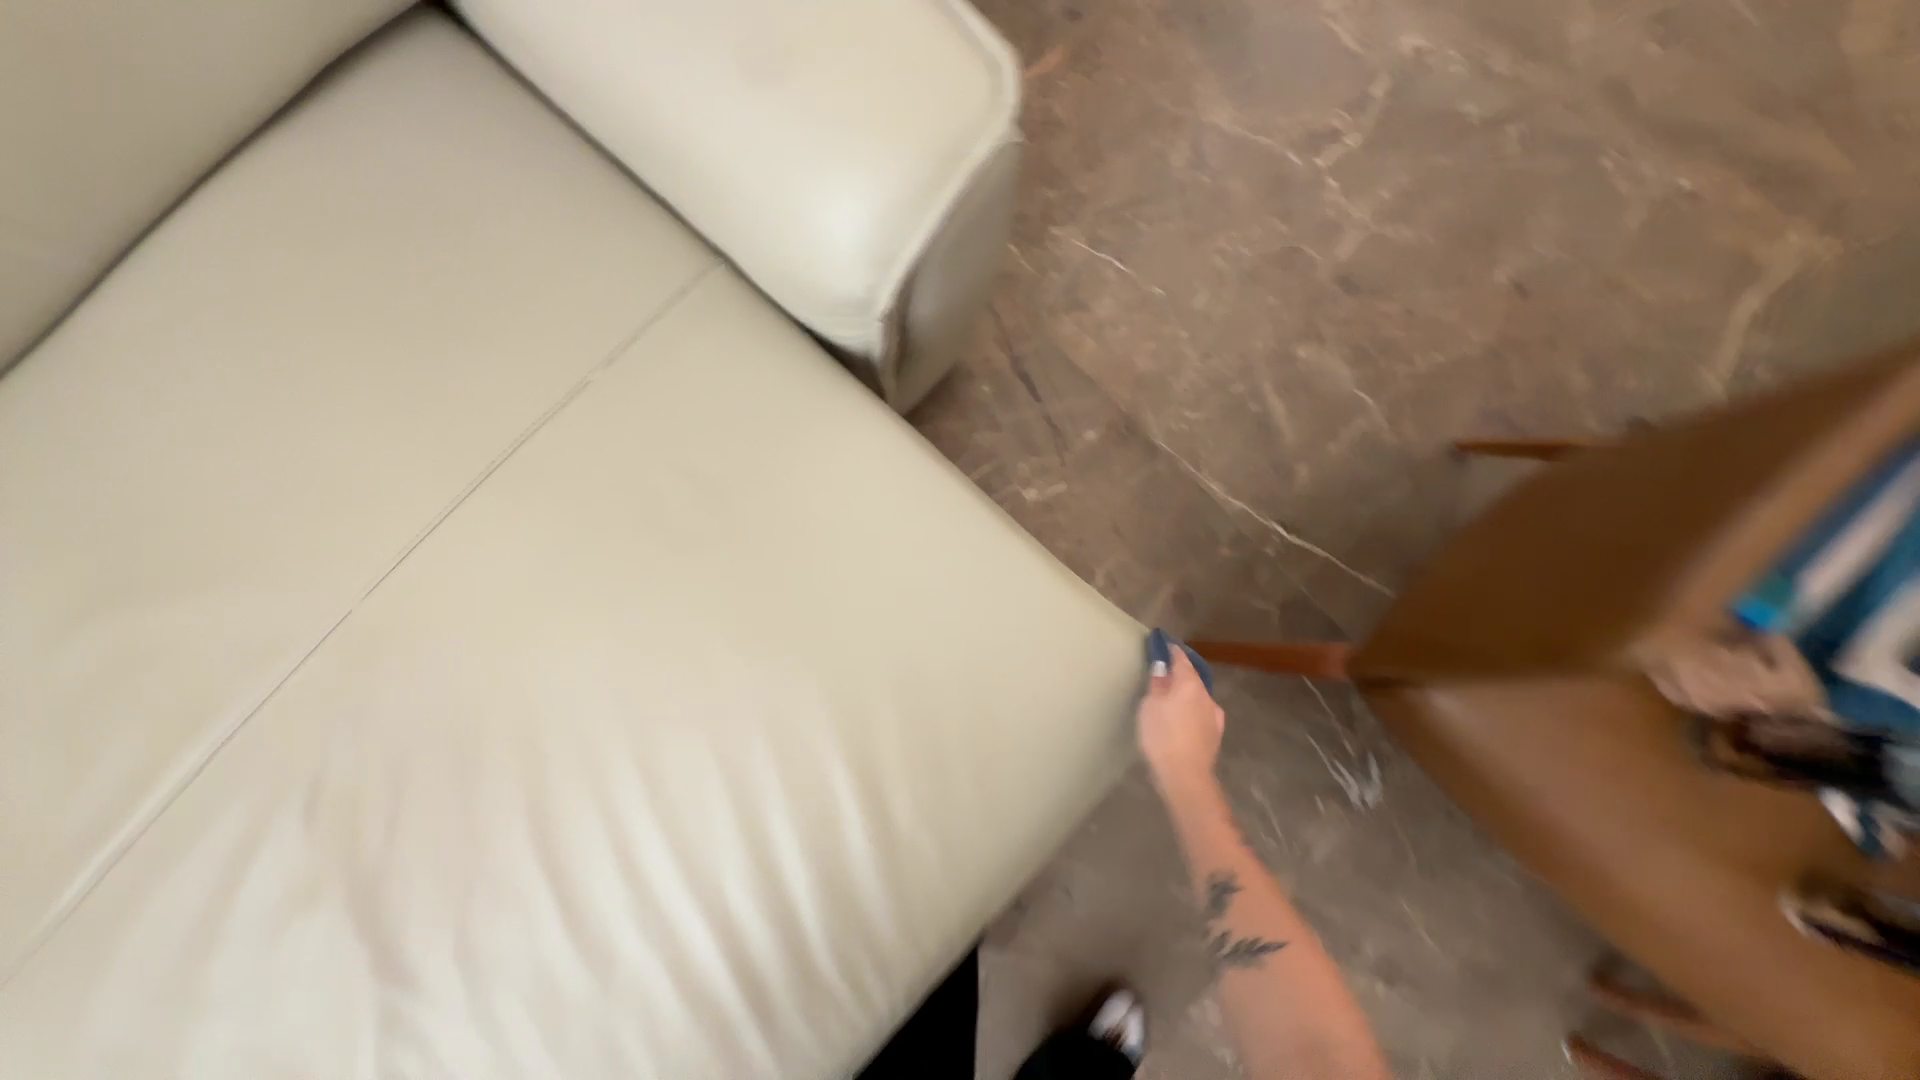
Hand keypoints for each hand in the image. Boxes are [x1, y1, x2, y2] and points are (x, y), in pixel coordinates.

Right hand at [1138, 645, 1225, 790]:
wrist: (1185, 775)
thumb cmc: (1162, 736)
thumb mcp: (1150, 706)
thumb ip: (1157, 685)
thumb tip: (1162, 669)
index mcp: (1189, 684)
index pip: (1181, 659)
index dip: (1172, 650)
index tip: (1164, 644)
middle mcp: (1206, 695)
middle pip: (1192, 677)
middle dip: (1180, 673)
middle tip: (1165, 671)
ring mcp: (1213, 715)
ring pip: (1198, 696)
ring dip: (1187, 693)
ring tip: (1172, 698)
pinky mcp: (1215, 733)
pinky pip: (1201, 713)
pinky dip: (1192, 710)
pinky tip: (1185, 718)